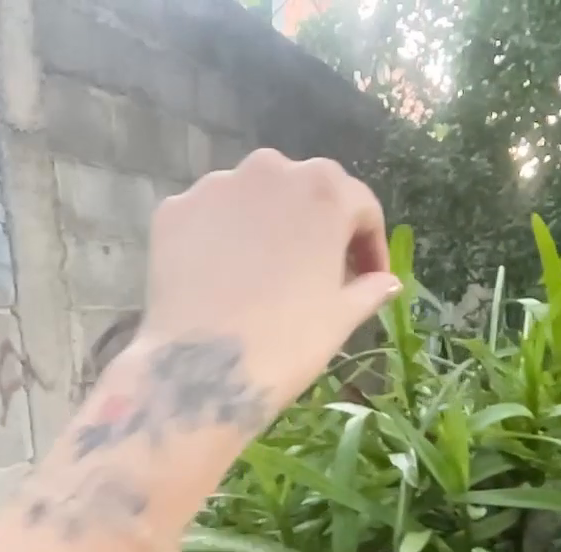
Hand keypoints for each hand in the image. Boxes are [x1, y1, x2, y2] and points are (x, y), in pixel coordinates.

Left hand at [135, 149, 398, 407]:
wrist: (203, 371)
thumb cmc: (287, 343)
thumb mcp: (340, 318)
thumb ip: (368, 290)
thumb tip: (386, 282)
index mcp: (324, 190)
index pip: (360, 207)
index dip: (370, 245)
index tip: (370, 279)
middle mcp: (269, 170)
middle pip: (303, 193)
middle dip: (315, 228)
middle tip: (317, 274)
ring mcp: (214, 186)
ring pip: (251, 201)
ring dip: (264, 229)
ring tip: (263, 277)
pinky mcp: (174, 211)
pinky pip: (208, 220)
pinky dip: (219, 241)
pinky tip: (221, 280)